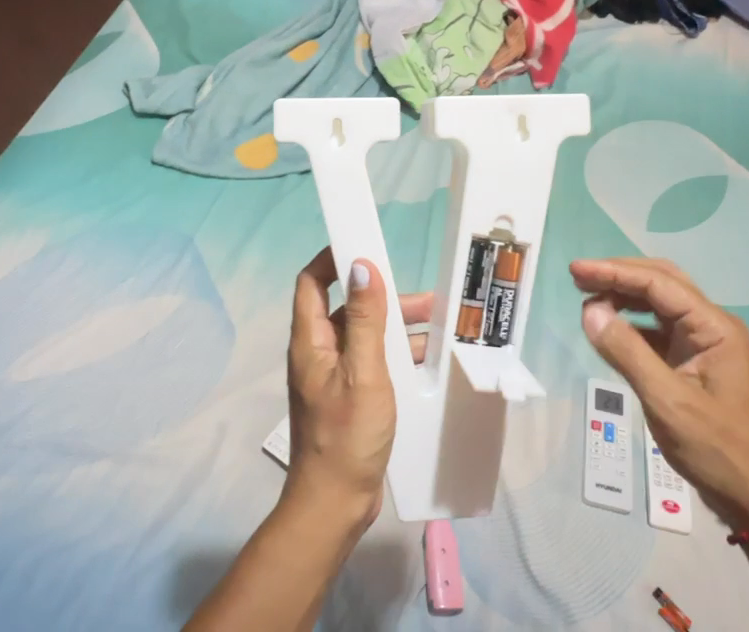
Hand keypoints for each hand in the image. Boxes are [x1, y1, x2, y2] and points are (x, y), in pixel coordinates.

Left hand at [283, 248, 431, 534]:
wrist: (335, 503)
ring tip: (438, 329)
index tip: (365, 245)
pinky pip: (371, 363)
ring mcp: (333, 378)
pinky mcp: (349, 398)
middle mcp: (318, 353)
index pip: (311, 283)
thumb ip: (364, 319)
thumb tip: (362, 267)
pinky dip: (396, 356)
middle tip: (426, 301)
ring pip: (363, 337)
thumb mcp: (363, 372)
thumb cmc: (347, 435)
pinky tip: (427, 362)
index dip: (333, 260)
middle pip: (345, 308)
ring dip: (395, 328)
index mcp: (311, 341)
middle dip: (382, 298)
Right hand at [572, 257, 748, 528]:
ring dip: (624, 298)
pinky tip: (609, 330)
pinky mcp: (694, 365)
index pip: (658, 284)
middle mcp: (711, 327)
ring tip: (587, 298)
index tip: (575, 270)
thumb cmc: (718, 449)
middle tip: (578, 277)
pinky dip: (631, 325)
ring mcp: (704, 346)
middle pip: (662, 284)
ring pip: (660, 306)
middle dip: (619, 276)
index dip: (613, 272)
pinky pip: (659, 331)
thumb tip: (589, 309)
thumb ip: (626, 352)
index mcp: (714, 327)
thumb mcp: (667, 401)